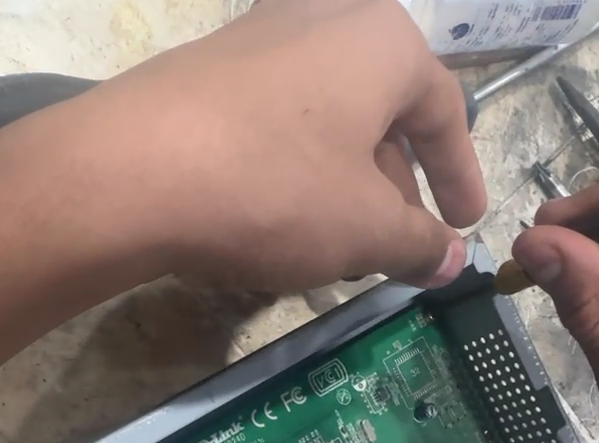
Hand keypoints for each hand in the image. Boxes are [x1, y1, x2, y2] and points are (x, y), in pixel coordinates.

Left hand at [34, 0, 486, 291]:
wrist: (133, 173)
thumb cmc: (275, 190)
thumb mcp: (363, 229)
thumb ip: (418, 244)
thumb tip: (453, 261)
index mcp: (383, 44)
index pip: (445, 113)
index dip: (460, 178)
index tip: (466, 225)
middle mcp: (324, 22)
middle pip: (380, 116)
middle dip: (394, 189)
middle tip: (395, 245)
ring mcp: (257, 42)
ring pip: (324, 125)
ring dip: (341, 188)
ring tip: (336, 245)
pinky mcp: (205, 77)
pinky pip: (272, 129)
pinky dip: (292, 176)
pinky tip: (276, 222)